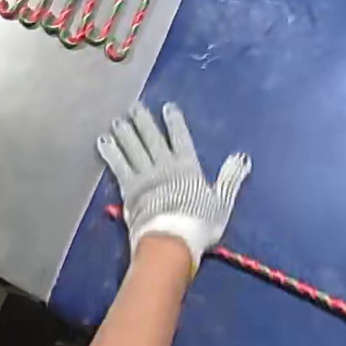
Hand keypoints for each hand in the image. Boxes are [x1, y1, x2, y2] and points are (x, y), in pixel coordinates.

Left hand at [96, 101, 250, 271]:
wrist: (171, 239)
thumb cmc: (200, 224)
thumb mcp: (221, 202)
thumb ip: (230, 178)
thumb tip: (242, 157)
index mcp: (187, 167)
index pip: (180, 138)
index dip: (174, 122)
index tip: (168, 108)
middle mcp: (164, 165)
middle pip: (152, 138)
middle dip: (143, 121)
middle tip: (135, 107)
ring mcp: (144, 174)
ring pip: (133, 147)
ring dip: (125, 132)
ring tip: (118, 120)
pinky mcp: (129, 186)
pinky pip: (118, 164)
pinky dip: (111, 152)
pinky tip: (103, 141)